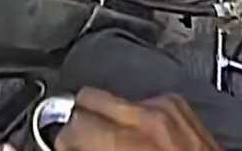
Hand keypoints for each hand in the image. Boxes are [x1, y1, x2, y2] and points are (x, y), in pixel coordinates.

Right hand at [56, 90, 218, 150]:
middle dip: (79, 121)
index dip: (62, 139)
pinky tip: (139, 137)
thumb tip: (69, 145)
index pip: (74, 124)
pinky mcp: (179, 105)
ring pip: (113, 96)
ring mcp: (166, 107)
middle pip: (87, 98)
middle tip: (81, 142)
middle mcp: (147, 117)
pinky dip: (134, 115)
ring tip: (110, 140)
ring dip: (106, 116)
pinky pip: (141, 100)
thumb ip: (91, 150)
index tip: (63, 146)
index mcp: (129, 142)